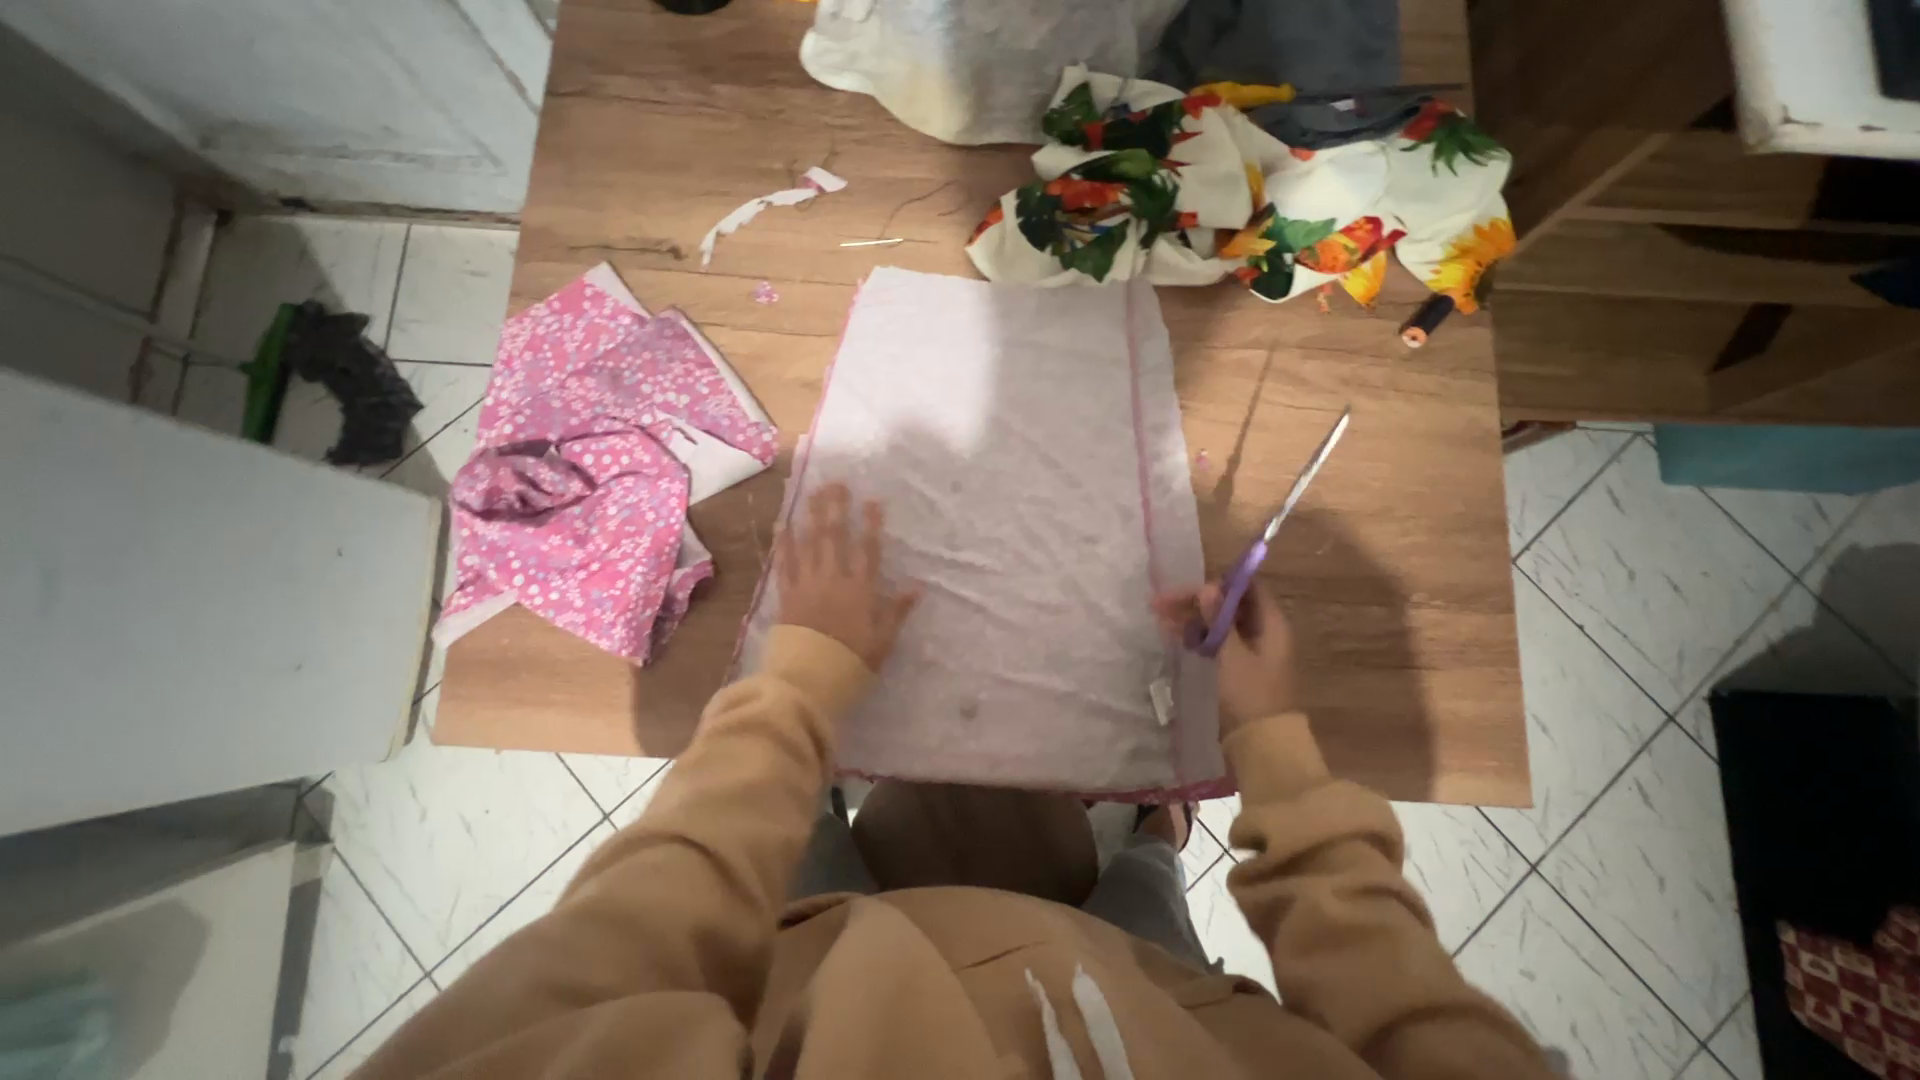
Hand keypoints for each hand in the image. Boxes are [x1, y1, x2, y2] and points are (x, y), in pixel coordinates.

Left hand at [776, 483, 920, 669]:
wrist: (808, 679)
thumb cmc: (850, 663)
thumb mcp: (882, 642)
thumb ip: (897, 612)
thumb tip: (917, 587)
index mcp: (860, 591)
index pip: (868, 550)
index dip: (871, 524)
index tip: (872, 501)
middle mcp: (833, 580)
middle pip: (835, 537)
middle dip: (837, 508)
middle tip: (838, 483)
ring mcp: (807, 584)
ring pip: (810, 543)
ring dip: (812, 515)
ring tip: (814, 492)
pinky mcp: (787, 594)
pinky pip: (785, 563)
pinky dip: (784, 543)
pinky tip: (782, 523)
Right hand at [1153, 580, 1297, 736]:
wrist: (1261, 744)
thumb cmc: (1250, 695)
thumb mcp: (1232, 655)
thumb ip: (1219, 620)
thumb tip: (1206, 587)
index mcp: (1272, 624)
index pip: (1248, 587)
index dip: (1219, 583)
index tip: (1189, 590)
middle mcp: (1264, 631)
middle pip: (1229, 604)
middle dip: (1196, 601)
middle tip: (1160, 604)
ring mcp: (1252, 649)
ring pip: (1220, 622)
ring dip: (1192, 618)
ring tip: (1160, 619)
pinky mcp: (1239, 666)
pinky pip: (1218, 641)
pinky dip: (1198, 636)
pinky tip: (1173, 635)